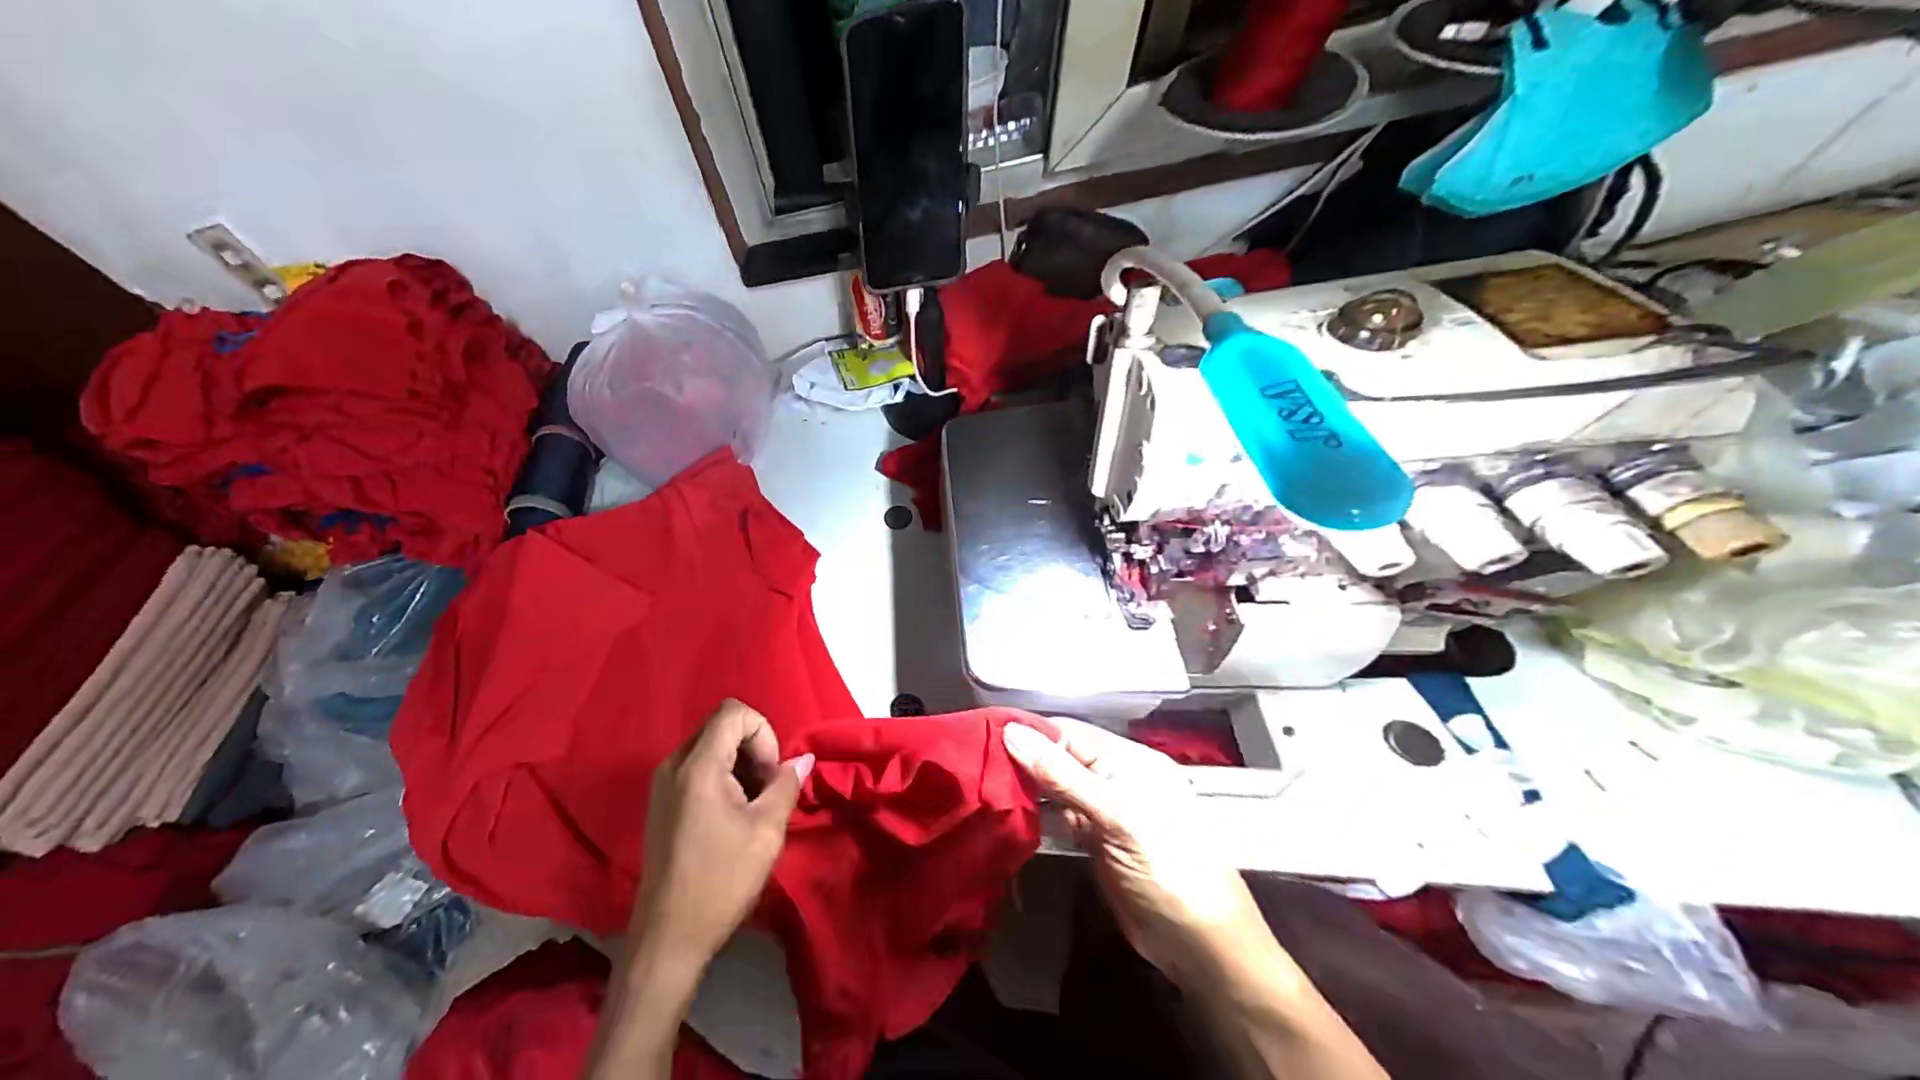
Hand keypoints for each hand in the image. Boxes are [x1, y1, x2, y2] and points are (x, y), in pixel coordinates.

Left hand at [631, 700, 815, 968]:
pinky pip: (697, 768)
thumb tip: (802, 759)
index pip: (735, 713)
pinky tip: (731, 818)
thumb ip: (786, 785)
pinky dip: (722, 778)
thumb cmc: (721, 881)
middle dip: (753, 749)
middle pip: (722, 727)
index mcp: (697, 766)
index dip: (764, 734)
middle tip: (765, 792)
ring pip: (711, 747)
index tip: (769, 776)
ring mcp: (662, 785)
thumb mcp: (766, 831)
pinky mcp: (661, 803)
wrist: (668, 937)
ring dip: (739, 764)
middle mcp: (673, 765)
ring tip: (751, 808)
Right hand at [1002, 718, 1270, 989]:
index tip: (983, 735)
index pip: (1068, 732)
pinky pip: (1058, 816)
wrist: (1201, 946)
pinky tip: (1009, 813)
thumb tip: (1011, 732)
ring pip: (1056, 787)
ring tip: (981, 784)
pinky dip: (1036, 814)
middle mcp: (1115, 779)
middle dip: (1022, 757)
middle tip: (974, 762)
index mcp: (1128, 760)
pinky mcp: (1094, 841)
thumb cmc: (1168, 870)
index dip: (1029, 731)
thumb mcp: (1117, 816)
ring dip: (1025, 786)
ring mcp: (1104, 811)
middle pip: (1059, 757)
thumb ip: (1063, 775)